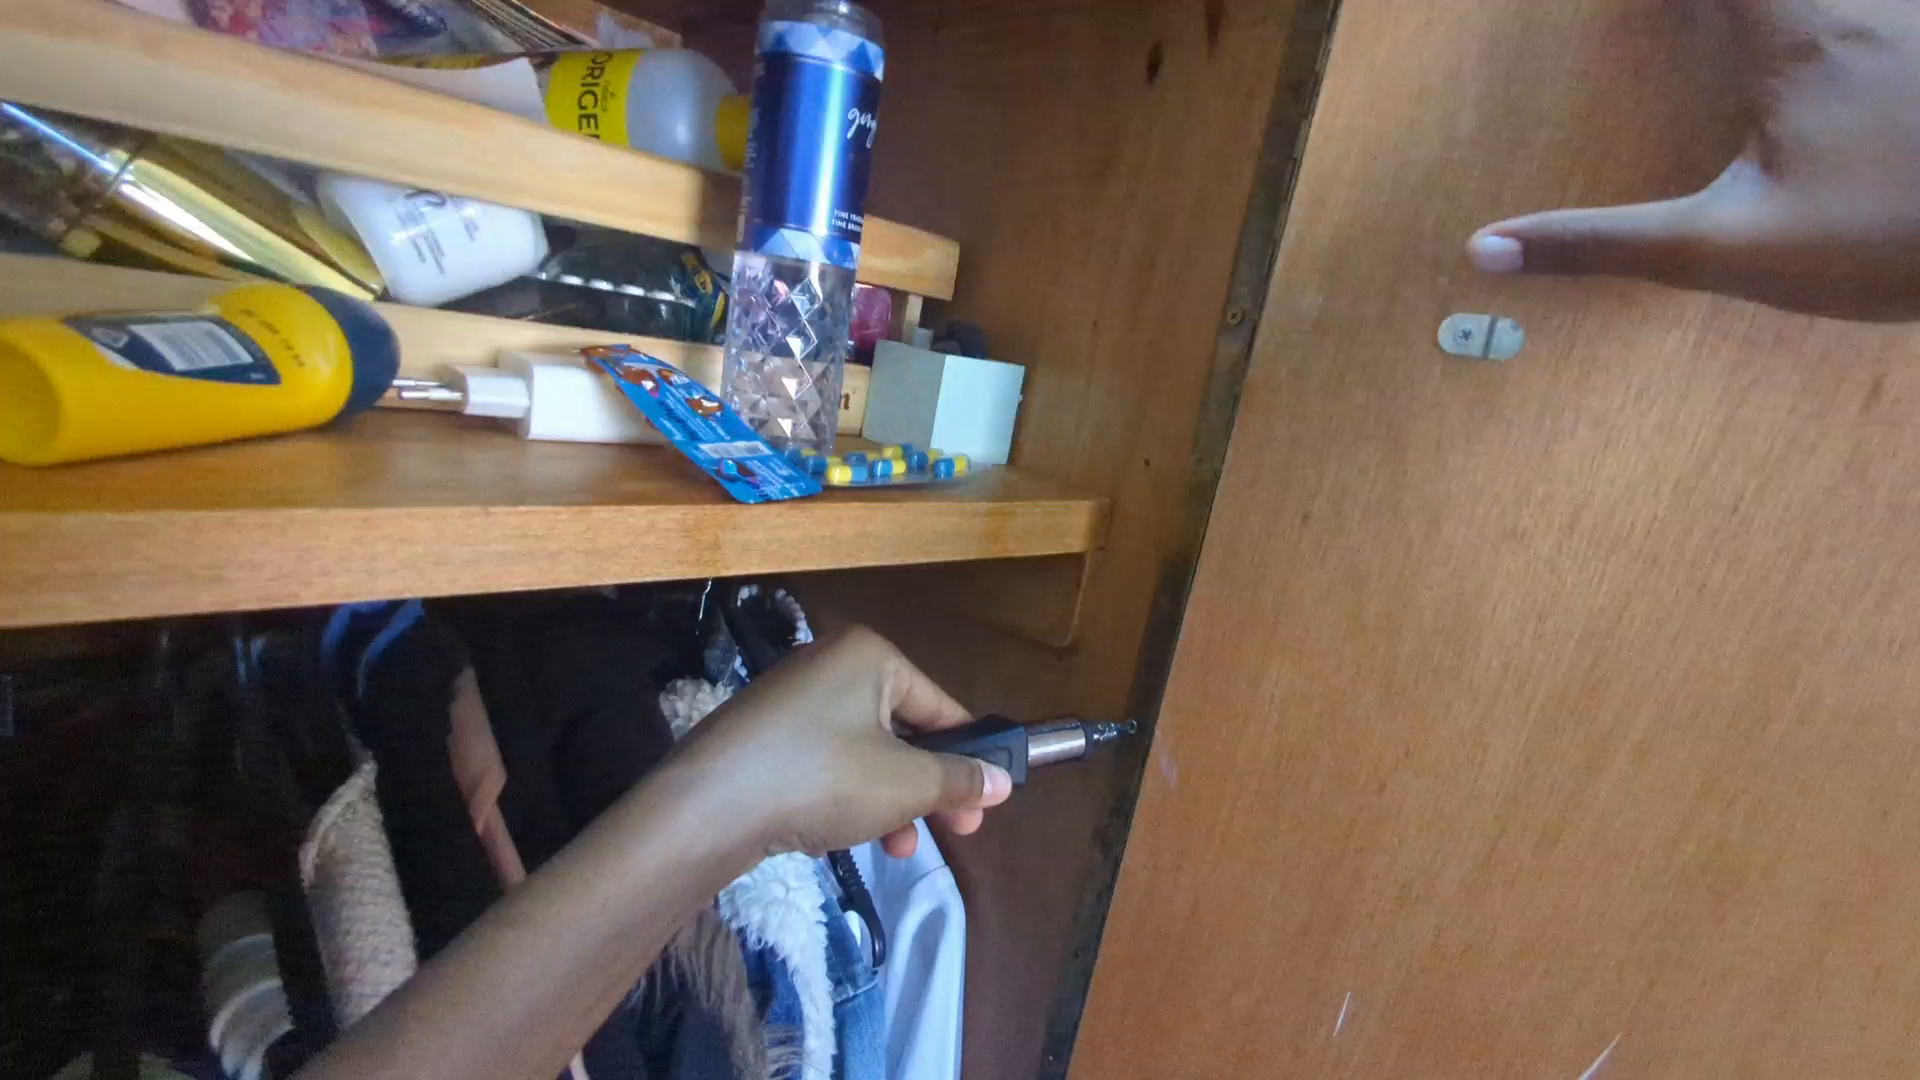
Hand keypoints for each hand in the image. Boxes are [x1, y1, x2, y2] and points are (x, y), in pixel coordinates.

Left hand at [668, 625, 1012, 857]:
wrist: (707, 808)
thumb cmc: (822, 778)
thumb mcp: (904, 783)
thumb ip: (959, 779)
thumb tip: (1002, 780)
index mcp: (870, 656)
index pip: (940, 706)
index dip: (969, 754)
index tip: (987, 798)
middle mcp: (832, 664)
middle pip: (903, 730)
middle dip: (928, 786)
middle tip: (957, 830)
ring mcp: (794, 698)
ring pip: (866, 751)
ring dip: (892, 799)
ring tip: (899, 847)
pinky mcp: (767, 734)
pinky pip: (828, 759)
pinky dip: (850, 794)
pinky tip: (852, 834)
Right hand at [1468, 0, 1919, 321]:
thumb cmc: (1889, 240)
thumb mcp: (1718, 252)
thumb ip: (1596, 245)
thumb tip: (1482, 249)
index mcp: (1802, 45)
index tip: (1612, 7)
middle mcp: (1873, 6)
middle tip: (1670, 12)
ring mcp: (1919, 20)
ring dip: (1771, 3)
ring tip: (1733, 19)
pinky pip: (1878, 12)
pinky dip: (1829, 14)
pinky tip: (1830, 30)